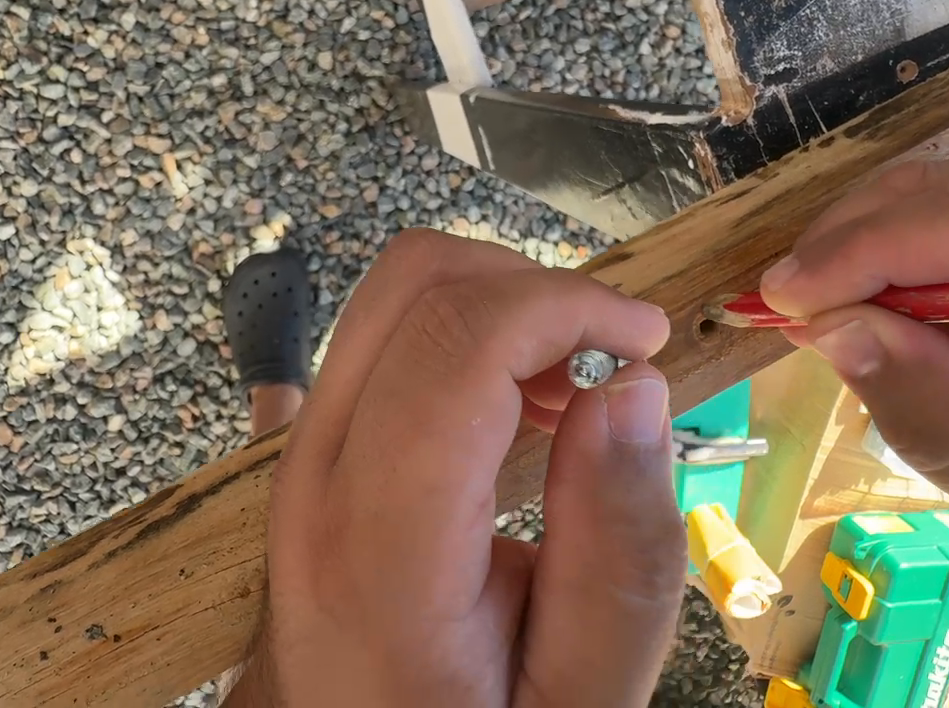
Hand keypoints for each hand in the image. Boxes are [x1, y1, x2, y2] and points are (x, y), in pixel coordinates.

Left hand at [239, 229, 685, 706]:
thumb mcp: (579, 695)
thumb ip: (619, 552)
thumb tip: (632, 386)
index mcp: (379, 537)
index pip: (459, 337)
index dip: (566, 304)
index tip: (646, 339)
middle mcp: (318, 465)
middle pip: (414, 281)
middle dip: (531, 288)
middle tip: (606, 359)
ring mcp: (302, 440)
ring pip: (398, 292)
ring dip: (502, 307)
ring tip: (566, 389)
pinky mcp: (313, 433)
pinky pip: (386, 330)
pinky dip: (466, 328)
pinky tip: (513, 396)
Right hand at [758, 161, 948, 608]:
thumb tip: (833, 330)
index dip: (876, 246)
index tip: (788, 300)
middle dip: (851, 239)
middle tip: (783, 307)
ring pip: (931, 193)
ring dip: (851, 242)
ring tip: (812, 309)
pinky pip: (929, 220)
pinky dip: (869, 254)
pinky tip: (850, 302)